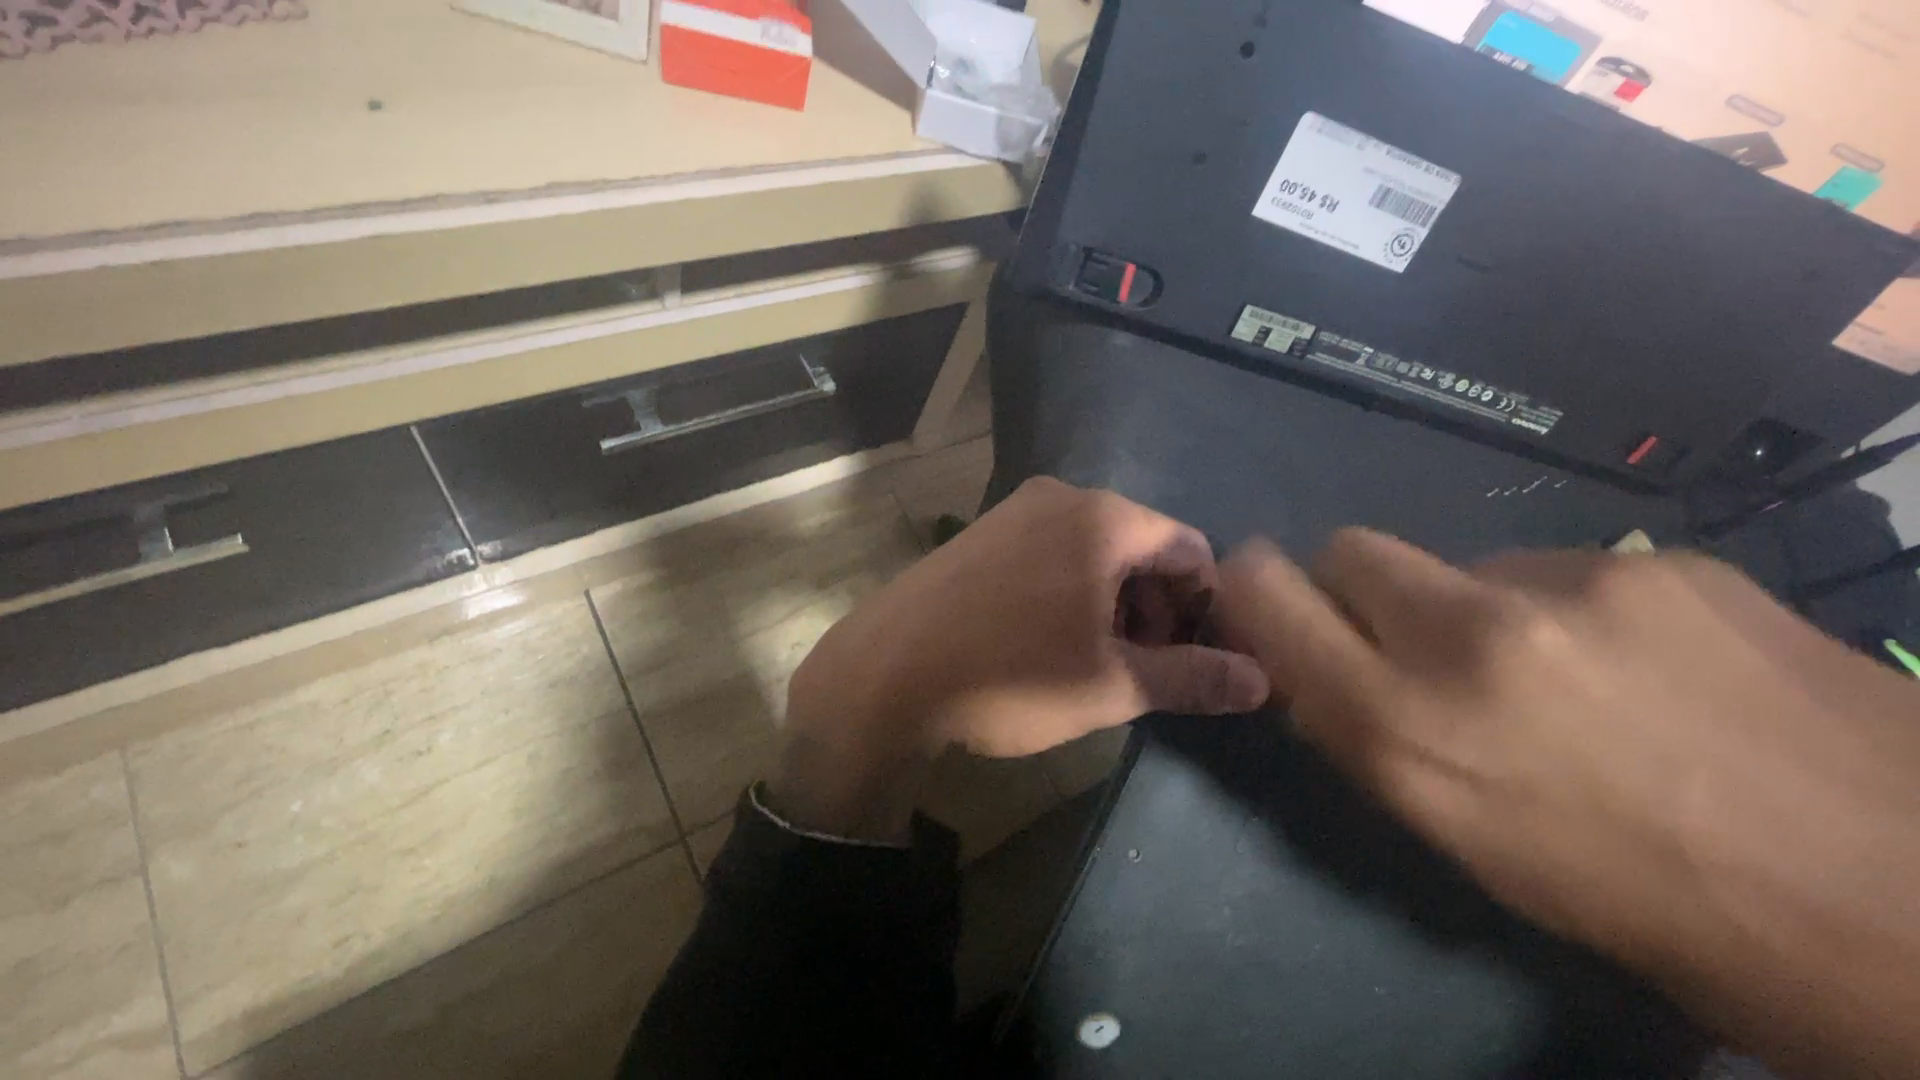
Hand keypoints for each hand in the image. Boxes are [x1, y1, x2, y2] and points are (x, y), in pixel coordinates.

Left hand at [770, 478, 1267, 840]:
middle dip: (1156, 606)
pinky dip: (1067, 590)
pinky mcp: (977, 533)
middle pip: (1141, 545)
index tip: (1190, 661)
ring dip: (1112, 602)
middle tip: (1141, 668)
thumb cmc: (1009, 679)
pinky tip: (1043, 641)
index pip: (1190, 548)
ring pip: (1092, 549)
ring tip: (1093, 662)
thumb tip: (1260, 680)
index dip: (1205, 607)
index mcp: (1103, 519)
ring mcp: (1011, 510)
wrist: (882, 679)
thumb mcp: (1110, 686)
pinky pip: (1048, 552)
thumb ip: (1192, 677)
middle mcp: (1060, 496)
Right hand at [1215, 529, 1919, 1079]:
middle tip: (1409, 642)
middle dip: (1356, 589)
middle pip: (1349, 549)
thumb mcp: (1469, 845)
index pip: (1268, 597)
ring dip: (1472, 605)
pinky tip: (1645, 668)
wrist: (1915, 901)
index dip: (1251, 589)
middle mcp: (1467, 640)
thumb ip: (1375, 740)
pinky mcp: (1662, 564)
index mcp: (1406, 730)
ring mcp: (1572, 588)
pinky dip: (1568, 608)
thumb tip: (1320, 677)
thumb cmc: (1647, 906)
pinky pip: (1562, 568)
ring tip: (1561, 674)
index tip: (1264, 603)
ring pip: (1460, 560)